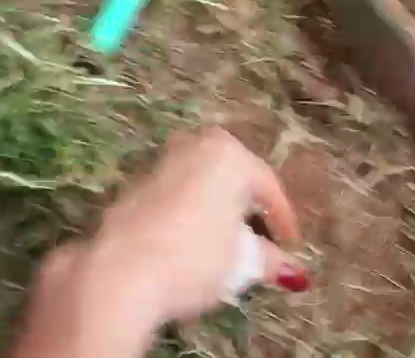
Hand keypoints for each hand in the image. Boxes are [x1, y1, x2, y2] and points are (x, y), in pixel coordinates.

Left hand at [10, 128, 305, 357]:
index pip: (268, 185)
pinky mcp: (139, 179)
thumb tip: (293, 269)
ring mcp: (165, 158)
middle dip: (249, 204)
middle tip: (262, 236)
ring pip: (204, 179)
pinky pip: (179, 190)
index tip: (291, 245)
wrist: (121, 268)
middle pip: (235, 174)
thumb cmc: (192, 257)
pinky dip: (192, 208)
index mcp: (229, 154)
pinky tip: (191, 239)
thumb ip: (269, 260)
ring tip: (228, 240)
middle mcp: (197, 144)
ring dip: (219, 205)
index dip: (283, 218)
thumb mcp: (239, 262)